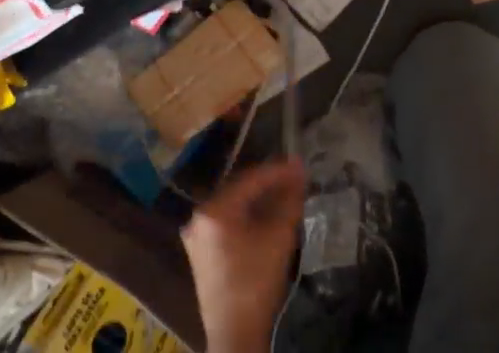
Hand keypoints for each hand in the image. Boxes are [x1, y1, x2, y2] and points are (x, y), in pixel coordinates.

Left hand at [182, 159, 307, 352]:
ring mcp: (196, 236)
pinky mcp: (201, 252)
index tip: (301, 164)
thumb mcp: (279, 236)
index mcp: (214, 210)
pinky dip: (249, 216)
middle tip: (296, 179)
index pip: (251, 179)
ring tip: (287, 196)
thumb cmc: (256, 282)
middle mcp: (199, 217)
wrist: (235, 333)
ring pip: (235, 207)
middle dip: (270, 184)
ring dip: (260, 200)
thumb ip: (290, 199)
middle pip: (240, 190)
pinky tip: (268, 217)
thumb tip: (300, 170)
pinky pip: (228, 222)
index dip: (279, 171)